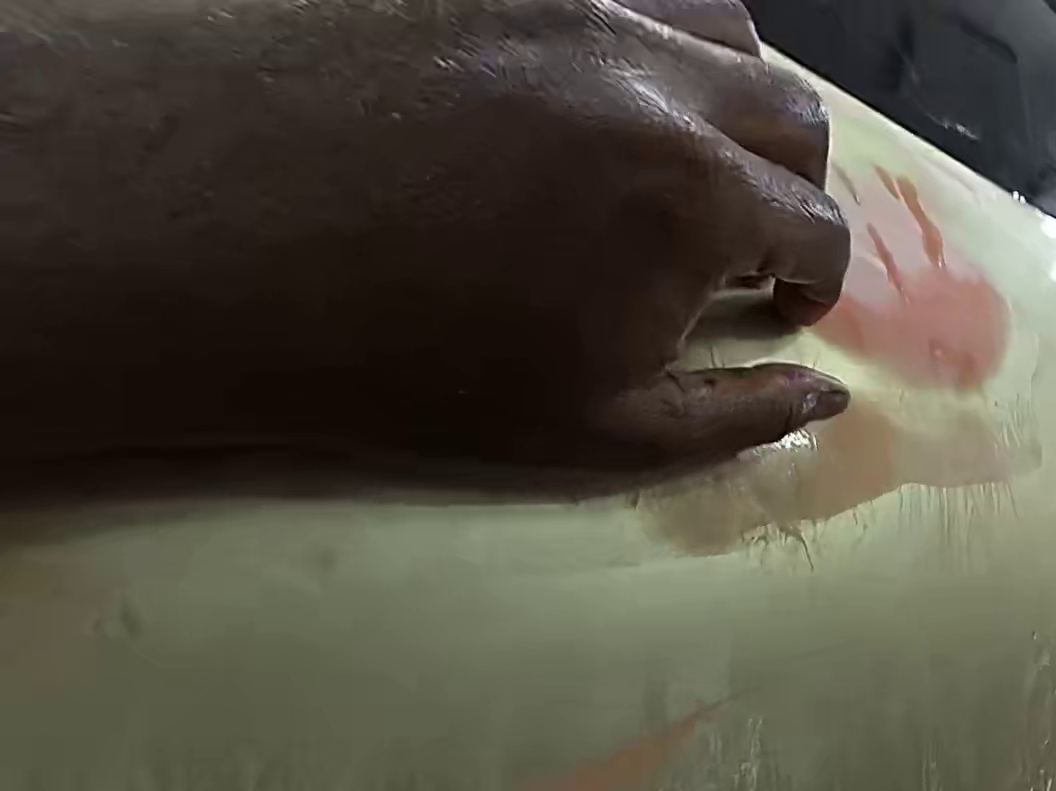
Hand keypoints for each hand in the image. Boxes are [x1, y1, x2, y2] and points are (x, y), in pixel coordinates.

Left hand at [0, 0, 849, 468]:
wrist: (174, 244)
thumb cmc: (422, 367)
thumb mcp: (616, 432)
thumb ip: (747, 416)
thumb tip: (830, 393)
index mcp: (693, 199)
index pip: (821, 229)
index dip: (818, 283)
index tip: (780, 311)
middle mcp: (654, 78)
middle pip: (800, 120)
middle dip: (800, 197)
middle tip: (750, 249)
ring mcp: (567, 3)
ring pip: (730, 32)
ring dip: (743, 114)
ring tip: (695, 172)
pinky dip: (664, 50)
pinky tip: (620, 108)